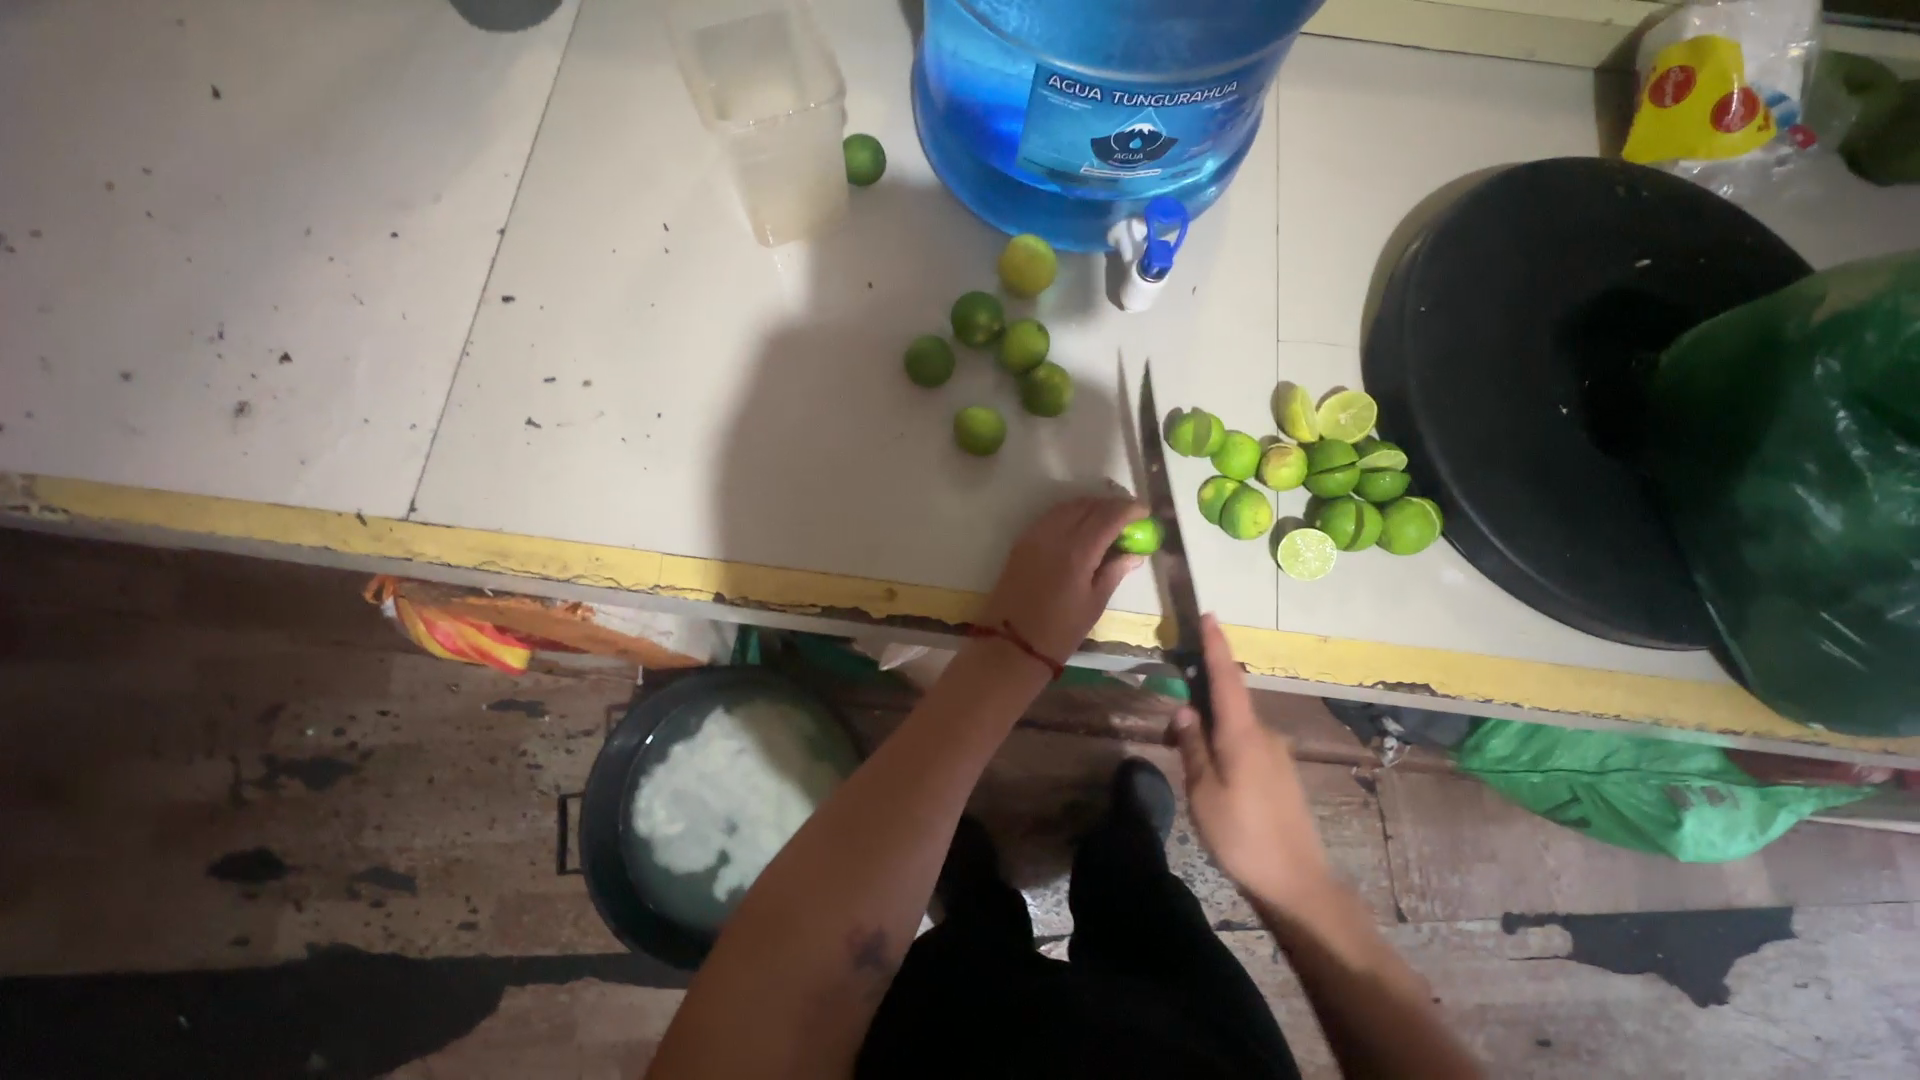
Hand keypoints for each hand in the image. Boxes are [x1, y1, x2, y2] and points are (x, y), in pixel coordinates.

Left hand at [978, 495, 1144, 664]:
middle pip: (1087, 506)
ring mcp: (1035, 536)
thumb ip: (1114, 572)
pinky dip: (1070, 512)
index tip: (1144, 511)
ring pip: (1067, 506)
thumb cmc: (1060, 630)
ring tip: (1107, 517)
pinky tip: (1080, 525)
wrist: (1012, 643)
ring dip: (1090, 506)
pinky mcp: (1022, 541)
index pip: (1108, 517)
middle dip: (1111, 505)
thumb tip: (1134, 554)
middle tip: (1129, 514)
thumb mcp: (1094, 604)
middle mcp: (1055, 536)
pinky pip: (1051, 516)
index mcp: (1078, 552)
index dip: (1129, 510)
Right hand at [1170, 615, 1335, 911]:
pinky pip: (1246, 746)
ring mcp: (1276, 755)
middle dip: (1201, 699)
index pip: (1227, 679)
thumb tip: (1185, 709)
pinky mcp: (1280, 775)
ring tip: (1186, 757)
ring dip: (1210, 730)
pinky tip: (1212, 775)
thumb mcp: (1203, 793)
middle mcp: (1264, 735)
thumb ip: (1193, 747)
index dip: (1216, 646)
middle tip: (1171, 721)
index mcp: (1243, 734)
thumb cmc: (1242, 836)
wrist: (1296, 881)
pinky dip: (1224, 746)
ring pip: (1236, 728)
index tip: (1209, 616)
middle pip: (1229, 702)